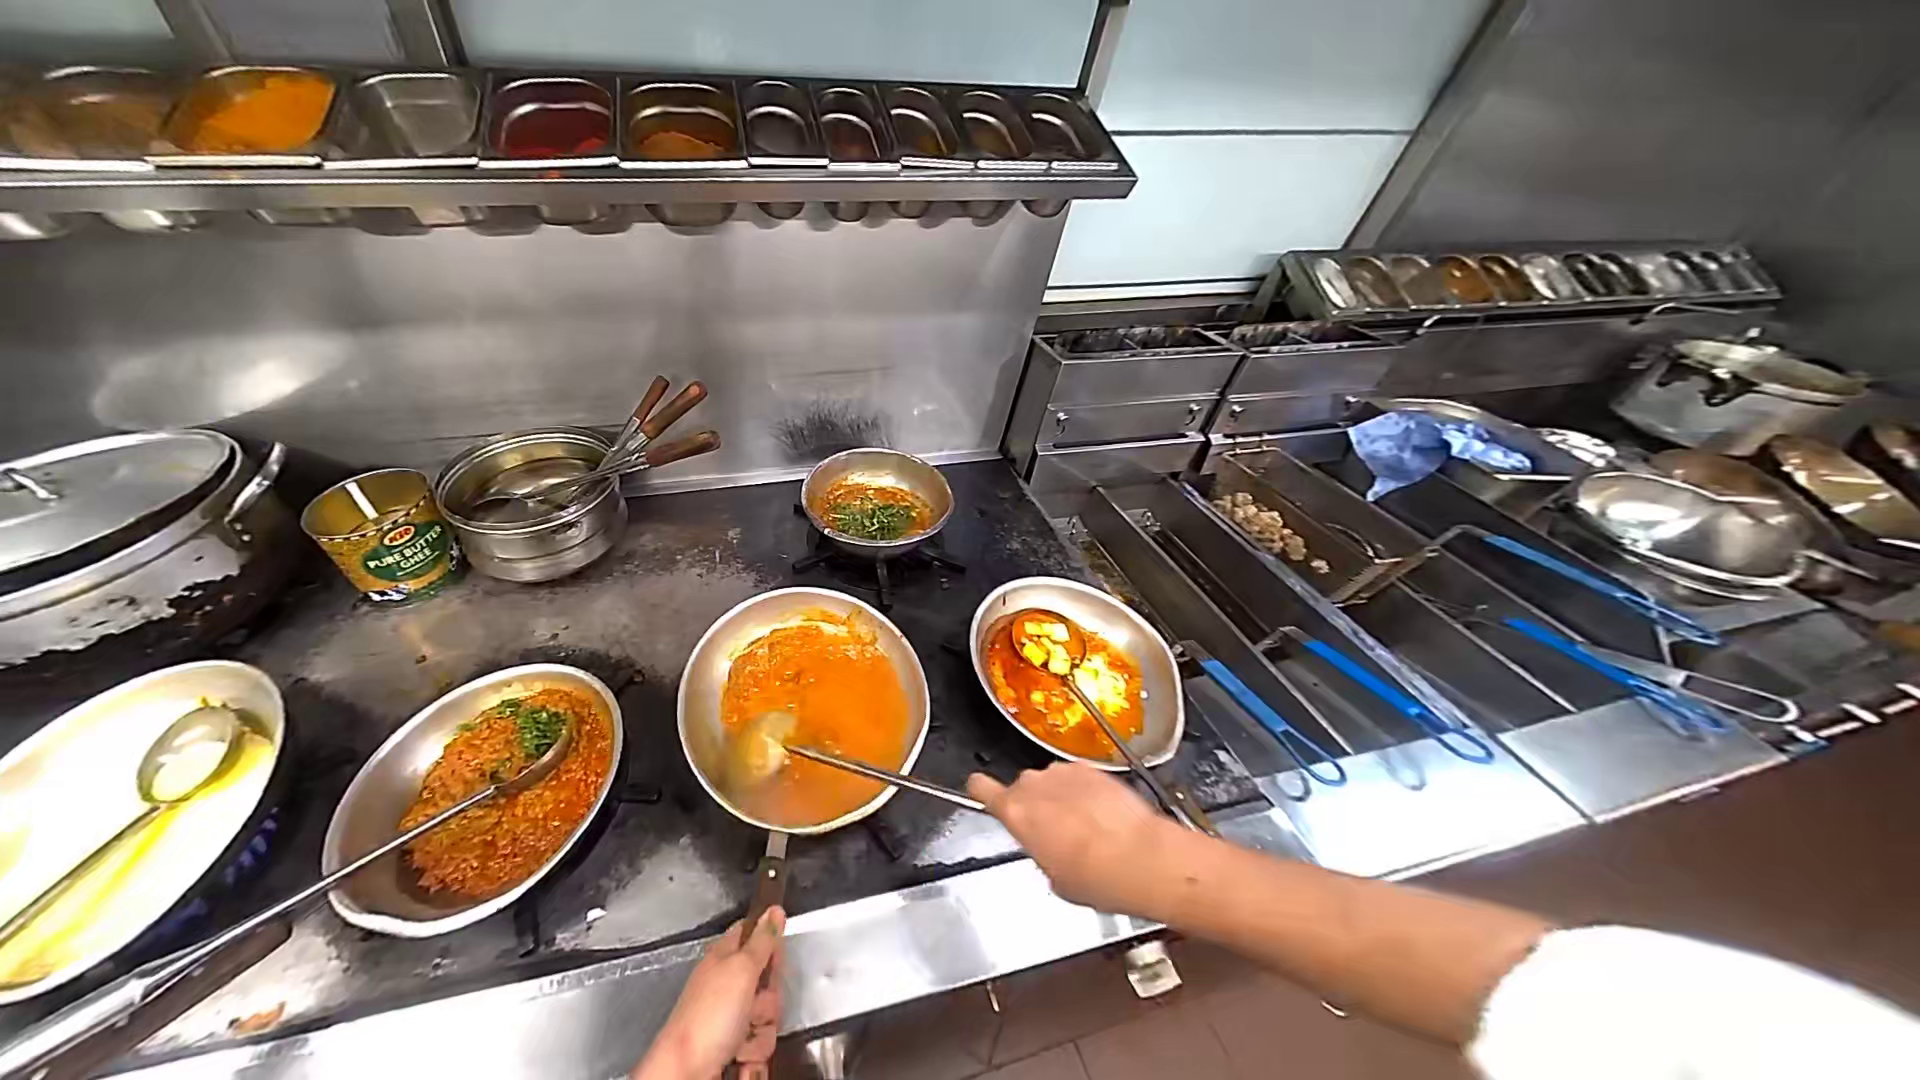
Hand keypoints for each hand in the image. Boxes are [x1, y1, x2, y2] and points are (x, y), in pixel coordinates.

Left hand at [632, 907, 785, 1079]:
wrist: (684, 1076)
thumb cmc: (708, 1017)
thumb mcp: (741, 969)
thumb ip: (763, 940)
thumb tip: (775, 908)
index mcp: (725, 958)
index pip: (754, 935)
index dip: (770, 944)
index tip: (773, 960)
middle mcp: (729, 987)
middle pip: (769, 982)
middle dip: (769, 999)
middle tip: (753, 1006)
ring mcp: (731, 1020)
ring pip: (768, 1017)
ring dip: (761, 1033)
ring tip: (741, 1042)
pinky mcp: (734, 1050)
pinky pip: (761, 1046)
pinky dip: (754, 1058)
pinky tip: (739, 1061)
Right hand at [967, 763, 1174, 913]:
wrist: (1142, 857)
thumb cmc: (1098, 877)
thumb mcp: (1054, 879)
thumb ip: (1038, 851)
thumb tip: (1047, 848)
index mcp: (1015, 812)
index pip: (980, 788)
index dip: (980, 790)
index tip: (979, 790)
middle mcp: (1035, 785)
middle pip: (1021, 788)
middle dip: (1033, 805)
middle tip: (1054, 834)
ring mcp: (1064, 773)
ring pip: (1051, 782)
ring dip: (1060, 797)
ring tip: (1083, 827)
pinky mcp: (1092, 768)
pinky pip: (1078, 778)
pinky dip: (1084, 791)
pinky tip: (1101, 816)